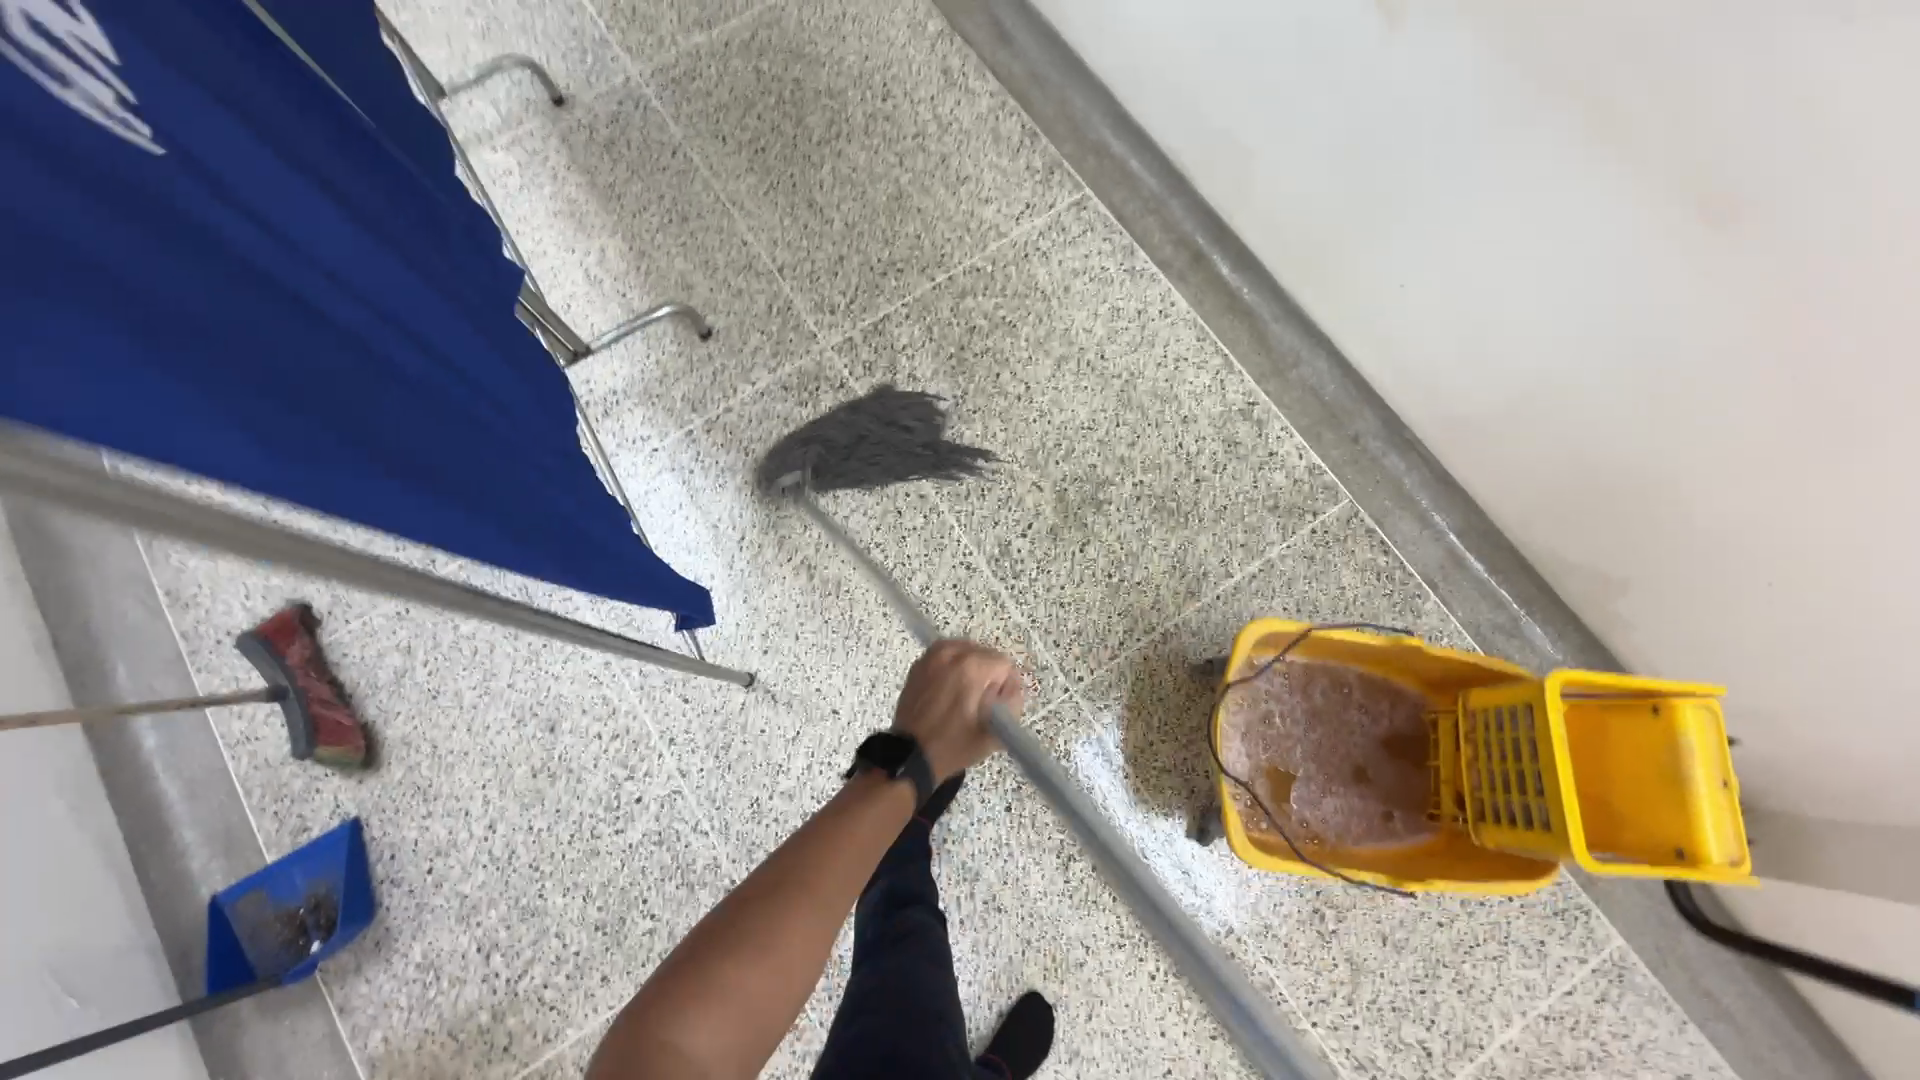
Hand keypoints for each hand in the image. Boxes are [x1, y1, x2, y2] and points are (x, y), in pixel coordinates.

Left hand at [891, 640, 1023, 783]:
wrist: (911, 755)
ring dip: (972, 670)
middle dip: (989, 676)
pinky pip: (947, 657)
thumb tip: (1012, 685)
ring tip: (965, 697)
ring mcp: (932, 656)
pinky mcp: (920, 664)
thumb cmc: (954, 746)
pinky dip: (953, 669)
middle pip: (986, 655)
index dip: (1006, 686)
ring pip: (966, 652)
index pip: (1004, 664)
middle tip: (981, 703)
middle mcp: (950, 653)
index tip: (997, 705)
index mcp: (970, 667)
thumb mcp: (995, 732)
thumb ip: (1013, 702)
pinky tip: (950, 691)